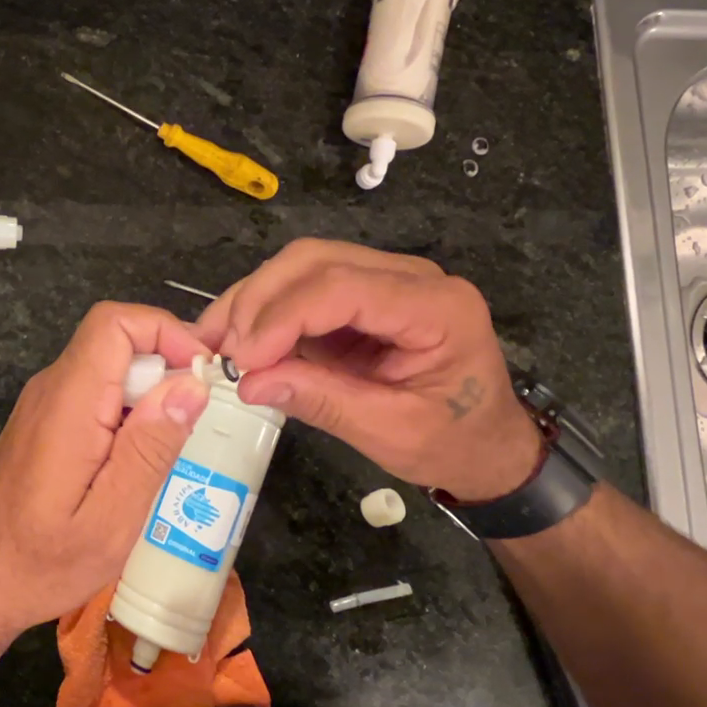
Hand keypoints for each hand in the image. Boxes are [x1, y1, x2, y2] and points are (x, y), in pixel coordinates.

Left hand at [0, 302, 212, 650]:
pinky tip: (139, 461)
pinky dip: (127, 412)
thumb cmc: (42, 562)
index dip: (165, 330)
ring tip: (178, 445)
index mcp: (68, 402)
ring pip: (107, 368)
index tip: (202, 375)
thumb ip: (151, 448)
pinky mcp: (43, 425)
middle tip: (201, 419)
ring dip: (149, 393)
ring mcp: (43, 405)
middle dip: (166, 366)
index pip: (114, 323)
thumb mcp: (112, 519)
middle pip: (114, 341)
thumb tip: (191, 385)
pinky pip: (93, 395)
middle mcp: (51, 389)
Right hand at [195, 239, 541, 502]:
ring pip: (301, 265)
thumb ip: (322, 400)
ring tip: (217, 344)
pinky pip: (302, 288)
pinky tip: (237, 339)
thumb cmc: (453, 443)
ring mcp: (384, 281)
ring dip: (252, 301)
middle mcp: (411, 278)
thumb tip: (249, 384)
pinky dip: (263, 311)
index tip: (241, 359)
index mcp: (436, 308)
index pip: (343, 287)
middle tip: (221, 351)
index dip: (282, 317)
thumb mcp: (391, 432)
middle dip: (258, 301)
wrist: (488, 447)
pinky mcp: (360, 296)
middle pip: (315, 260)